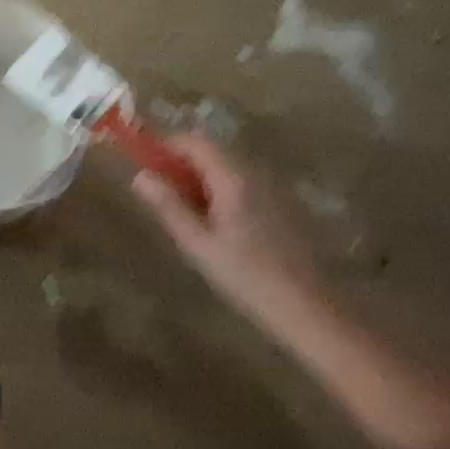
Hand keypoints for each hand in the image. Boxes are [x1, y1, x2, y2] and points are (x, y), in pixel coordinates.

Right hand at [131, 134, 317, 314]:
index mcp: (233, 177)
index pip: (195, 140)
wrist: (310, 308)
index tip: (146, 167)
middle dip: (183, 165)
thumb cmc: (248, 277)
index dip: (166, 146)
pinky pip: (245, 183)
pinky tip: (221, 228)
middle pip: (212, 151)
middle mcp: (256, 172)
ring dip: (202, 180)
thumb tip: (140, 176)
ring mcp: (274, 186)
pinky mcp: (284, 204)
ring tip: (189, 217)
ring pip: (229, 168)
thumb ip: (169, 207)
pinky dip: (224, 191)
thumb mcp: (199, 245)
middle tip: (164, 198)